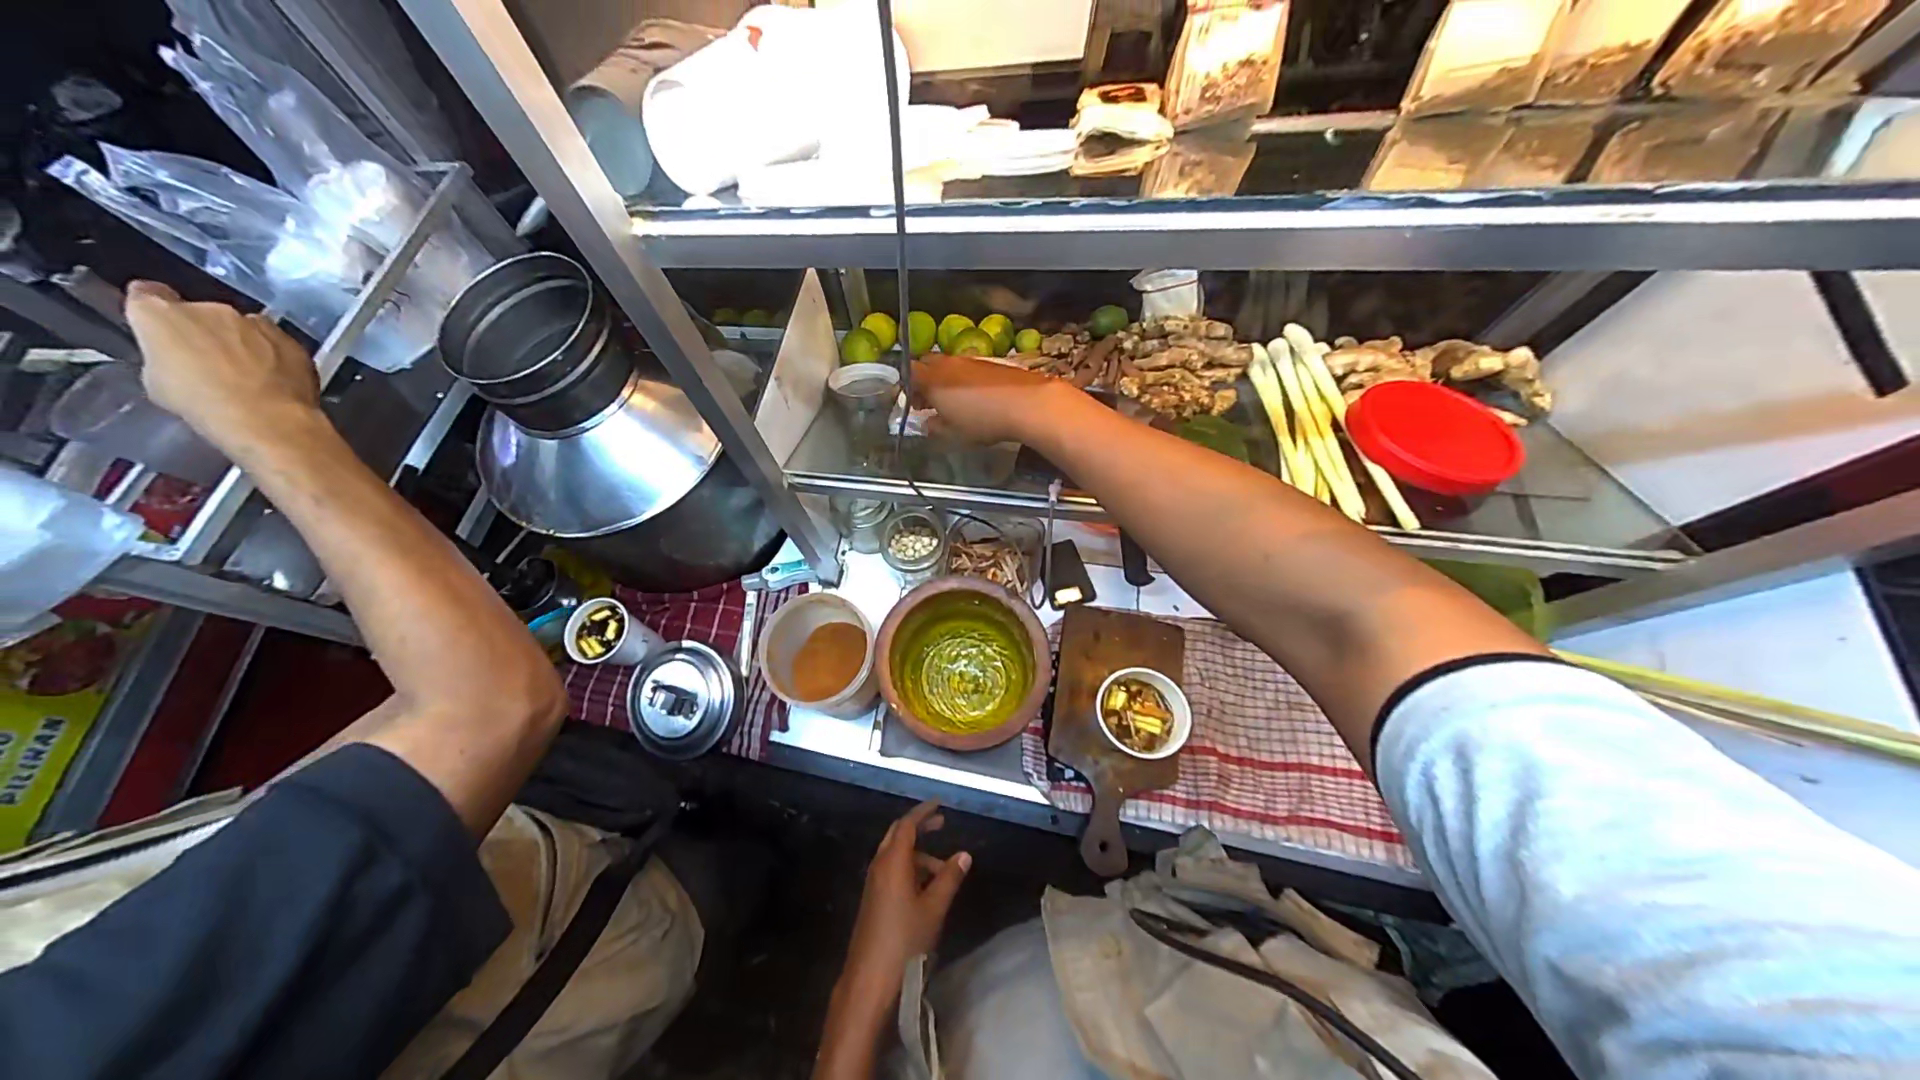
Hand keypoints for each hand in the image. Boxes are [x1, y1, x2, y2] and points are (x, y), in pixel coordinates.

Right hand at [123, 281, 321, 448]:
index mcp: (160, 313)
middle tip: (212, 361)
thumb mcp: (157, 379)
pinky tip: (277, 378)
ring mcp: (257, 323)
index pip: (147, 295)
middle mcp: (210, 309)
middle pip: (202, 314)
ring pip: (244, 327)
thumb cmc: (199, 401)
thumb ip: (165, 355)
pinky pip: (277, 343)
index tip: (159, 325)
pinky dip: (276, 355)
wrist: (267, 417)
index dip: (154, 311)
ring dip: (243, 342)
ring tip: (250, 372)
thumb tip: (180, 357)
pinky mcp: (292, 341)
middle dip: (205, 332)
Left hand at [843, 801, 970, 990]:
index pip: (907, 825)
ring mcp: (873, 883)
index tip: (939, 804)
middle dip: (919, 827)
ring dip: (918, 855)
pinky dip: (910, 869)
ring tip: (944, 871)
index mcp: (892, 862)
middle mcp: (879, 866)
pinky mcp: (873, 900)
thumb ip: (949, 878)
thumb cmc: (905, 940)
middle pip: (898, 835)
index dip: (923, 812)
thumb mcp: (934, 908)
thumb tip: (964, 854)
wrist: (869, 979)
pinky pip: (892, 871)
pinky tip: (927, 887)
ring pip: (896, 856)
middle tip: (941, 823)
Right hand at [911, 353, 1079, 444]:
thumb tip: (927, 423)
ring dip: (944, 381)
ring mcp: (970, 360)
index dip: (906, 388)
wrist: (1027, 403)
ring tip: (952, 404)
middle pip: (927, 365)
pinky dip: (963, 381)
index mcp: (932, 378)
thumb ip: (935, 427)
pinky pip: (967, 369)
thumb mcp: (953, 433)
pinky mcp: (989, 363)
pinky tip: (973, 399)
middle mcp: (947, 363)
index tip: (912, 404)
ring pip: (948, 366)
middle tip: (928, 403)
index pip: (908, 373)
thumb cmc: (982, 421)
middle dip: (923, 381)